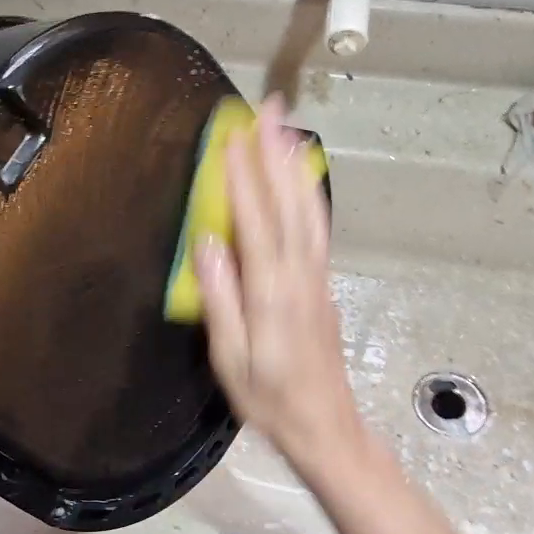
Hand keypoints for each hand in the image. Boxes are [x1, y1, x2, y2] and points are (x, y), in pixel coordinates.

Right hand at [194, 94, 365, 471]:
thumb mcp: (232, 359)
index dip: (244, 176)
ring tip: (288, 128)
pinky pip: (316, 228)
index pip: (256, 221)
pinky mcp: (323, 286)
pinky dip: (309, 195)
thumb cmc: (269, 400)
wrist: (326, 426)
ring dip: (297, 166)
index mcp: (272, 292)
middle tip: (271, 107)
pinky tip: (303, 181)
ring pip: (309, 211)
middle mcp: (300, 275)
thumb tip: (207, 243)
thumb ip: (221, 300)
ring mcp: (317, 278)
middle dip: (278, 152)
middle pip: (289, 203)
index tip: (233, 136)